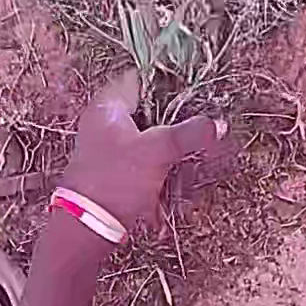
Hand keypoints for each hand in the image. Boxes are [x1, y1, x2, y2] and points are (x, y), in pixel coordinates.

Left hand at [58, 70, 225, 228]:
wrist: (88, 227)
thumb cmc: (116, 180)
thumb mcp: (157, 151)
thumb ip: (189, 134)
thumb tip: (217, 124)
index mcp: (107, 106)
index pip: (141, 77)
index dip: (169, 80)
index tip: (195, 90)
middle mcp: (105, 122)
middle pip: (148, 107)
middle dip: (176, 115)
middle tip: (201, 120)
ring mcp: (109, 148)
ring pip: (148, 133)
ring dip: (171, 141)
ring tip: (194, 146)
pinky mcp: (115, 171)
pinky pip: (144, 157)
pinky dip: (162, 161)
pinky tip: (178, 170)